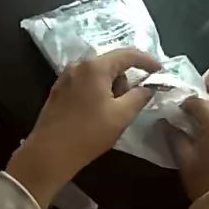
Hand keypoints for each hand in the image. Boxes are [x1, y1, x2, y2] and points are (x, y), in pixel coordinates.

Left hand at [7, 48, 160, 204]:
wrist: (49, 154)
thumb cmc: (88, 134)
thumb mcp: (121, 116)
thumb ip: (139, 96)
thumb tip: (148, 87)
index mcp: (94, 67)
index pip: (127, 54)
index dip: (147, 61)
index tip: (160, 71)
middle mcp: (78, 65)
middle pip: (112, 64)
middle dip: (126, 80)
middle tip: (131, 103)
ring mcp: (65, 77)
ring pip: (98, 74)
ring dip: (111, 88)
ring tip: (112, 113)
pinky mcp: (59, 90)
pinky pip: (86, 83)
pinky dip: (98, 92)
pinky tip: (98, 113)